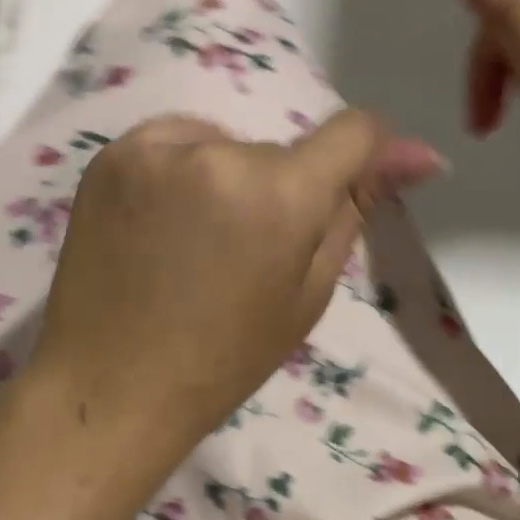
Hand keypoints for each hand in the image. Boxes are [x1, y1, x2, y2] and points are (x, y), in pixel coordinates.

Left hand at [30, 111, 441, 444]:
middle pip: (280, 152)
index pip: (352, 133)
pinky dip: (181, 176)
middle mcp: (217, 151)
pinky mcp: (108, 157)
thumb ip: (352, 215)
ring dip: (229, 179)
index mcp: (279, 195)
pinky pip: (172, 147)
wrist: (112, 386)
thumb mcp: (306, 299)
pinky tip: (163, 233)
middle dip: (282, 192)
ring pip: (224, 146)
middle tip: (252, 258)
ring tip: (198, 248)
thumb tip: (411, 156)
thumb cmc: (222, 361)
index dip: (372, 153)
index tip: (377, 178)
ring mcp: (153, 148)